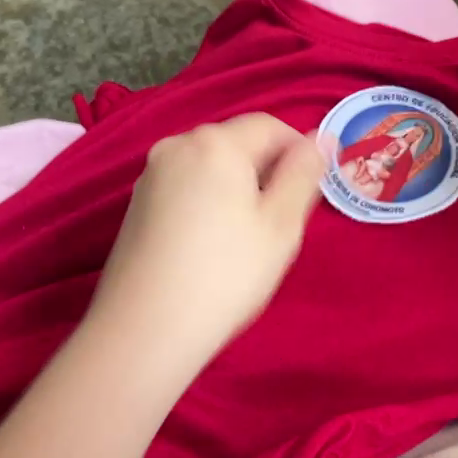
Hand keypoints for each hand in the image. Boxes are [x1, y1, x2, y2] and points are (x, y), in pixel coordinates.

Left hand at [89, 114, 324, 363]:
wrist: (144, 331)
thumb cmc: (225, 275)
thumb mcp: (280, 225)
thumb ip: (303, 173)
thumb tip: (321, 137)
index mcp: (215, 143)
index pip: (270, 126)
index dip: (298, 152)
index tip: (309, 194)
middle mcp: (176, 145)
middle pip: (236, 143)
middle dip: (265, 171)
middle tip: (279, 223)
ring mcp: (150, 175)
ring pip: (210, 166)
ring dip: (236, 188)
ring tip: (244, 239)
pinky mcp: (135, 204)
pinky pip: (185, 187)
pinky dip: (206, 202)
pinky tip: (210, 247)